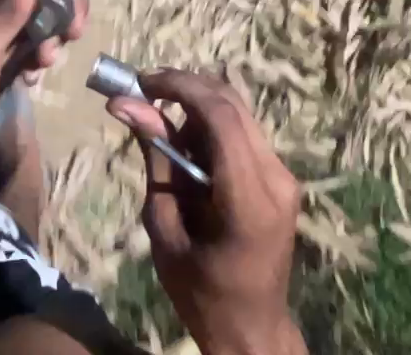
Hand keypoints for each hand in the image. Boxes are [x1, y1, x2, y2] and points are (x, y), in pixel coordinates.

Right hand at [108, 71, 304, 354]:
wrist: (252, 329)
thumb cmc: (200, 290)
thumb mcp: (165, 226)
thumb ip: (155, 159)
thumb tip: (126, 103)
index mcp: (249, 198)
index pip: (220, 116)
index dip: (179, 87)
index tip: (140, 81)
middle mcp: (276, 177)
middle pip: (231, 102)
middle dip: (184, 86)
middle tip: (142, 89)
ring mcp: (284, 175)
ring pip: (237, 110)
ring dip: (195, 104)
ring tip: (159, 123)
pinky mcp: (279, 176)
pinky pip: (241, 130)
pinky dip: (208, 124)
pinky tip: (183, 144)